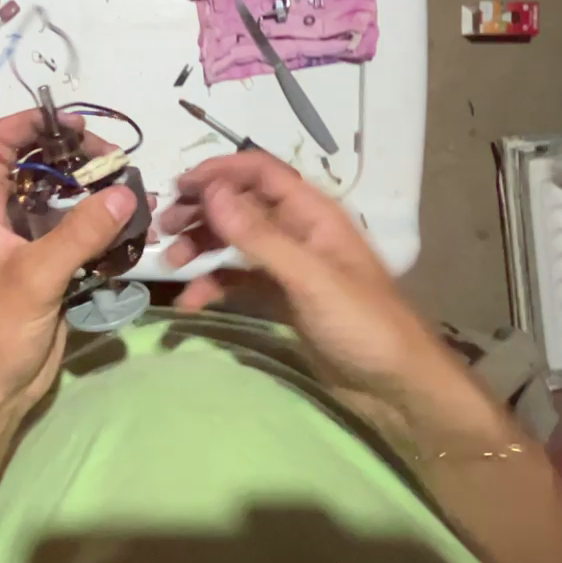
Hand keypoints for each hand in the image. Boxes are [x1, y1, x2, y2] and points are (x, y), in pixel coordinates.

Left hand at [0, 110, 137, 419]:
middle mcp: (6, 218)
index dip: (31, 124)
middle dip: (74, 155)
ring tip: (133, 186)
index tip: (74, 124)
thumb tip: (123, 194)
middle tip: (115, 160)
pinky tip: (134, 223)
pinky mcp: (53, 267)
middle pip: (38, 166)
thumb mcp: (35, 277)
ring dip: (95, 189)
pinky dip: (105, 223)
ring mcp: (31, 242)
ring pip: (63, 199)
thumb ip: (78, 235)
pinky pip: (80, 232)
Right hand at [159, 152, 505, 440]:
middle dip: (201, 210)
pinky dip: (211, 285)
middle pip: (240, 203)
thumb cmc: (364, 326)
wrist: (397, 390)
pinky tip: (190, 303)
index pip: (260, 172)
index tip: (178, 187)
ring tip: (171, 263)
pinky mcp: (279, 296)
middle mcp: (297, 230)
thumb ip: (259, 236)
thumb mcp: (309, 278)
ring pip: (234, 240)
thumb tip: (211, 192)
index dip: (219, 172)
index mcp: (312, 213)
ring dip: (201, 245)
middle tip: (164, 227)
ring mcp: (287, 264)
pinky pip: (236, 278)